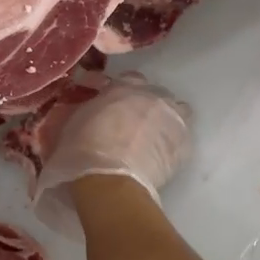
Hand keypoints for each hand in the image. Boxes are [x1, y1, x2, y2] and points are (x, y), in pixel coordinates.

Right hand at [33, 78, 190, 237]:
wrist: (108, 181)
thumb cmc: (81, 148)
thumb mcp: (74, 120)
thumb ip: (88, 107)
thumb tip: (90, 108)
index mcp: (124, 87)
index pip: (128, 78)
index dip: (121, 90)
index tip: (111, 101)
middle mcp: (153, 97)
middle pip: (155, 93)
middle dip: (144, 103)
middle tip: (128, 120)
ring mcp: (174, 120)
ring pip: (176, 111)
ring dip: (164, 119)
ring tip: (149, 137)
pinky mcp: (186, 146)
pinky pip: (181, 137)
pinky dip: (170, 141)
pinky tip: (157, 154)